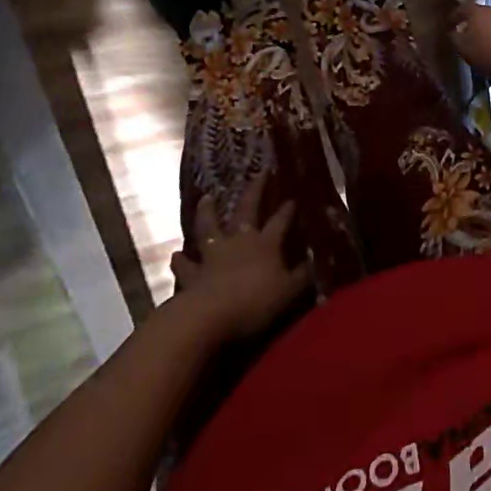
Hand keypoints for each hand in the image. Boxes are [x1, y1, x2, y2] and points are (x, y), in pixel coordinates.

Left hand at [169, 192, 309, 342]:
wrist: (209, 317)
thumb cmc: (255, 301)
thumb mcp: (289, 291)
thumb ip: (302, 276)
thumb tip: (314, 261)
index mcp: (265, 244)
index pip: (280, 221)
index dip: (287, 210)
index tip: (293, 198)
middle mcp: (239, 243)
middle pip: (246, 211)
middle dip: (254, 191)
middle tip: (258, 173)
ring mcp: (213, 256)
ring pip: (209, 228)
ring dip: (207, 213)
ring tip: (207, 198)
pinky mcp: (193, 275)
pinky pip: (186, 264)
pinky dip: (181, 260)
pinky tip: (176, 254)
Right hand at [452, 3, 490, 82]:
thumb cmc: (489, 52)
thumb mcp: (464, 49)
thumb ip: (455, 38)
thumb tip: (453, 32)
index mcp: (477, 12)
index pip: (462, 9)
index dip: (455, 16)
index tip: (449, 23)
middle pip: (480, 13)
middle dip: (472, 22)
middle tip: (466, 33)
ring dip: (488, 29)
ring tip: (482, 41)